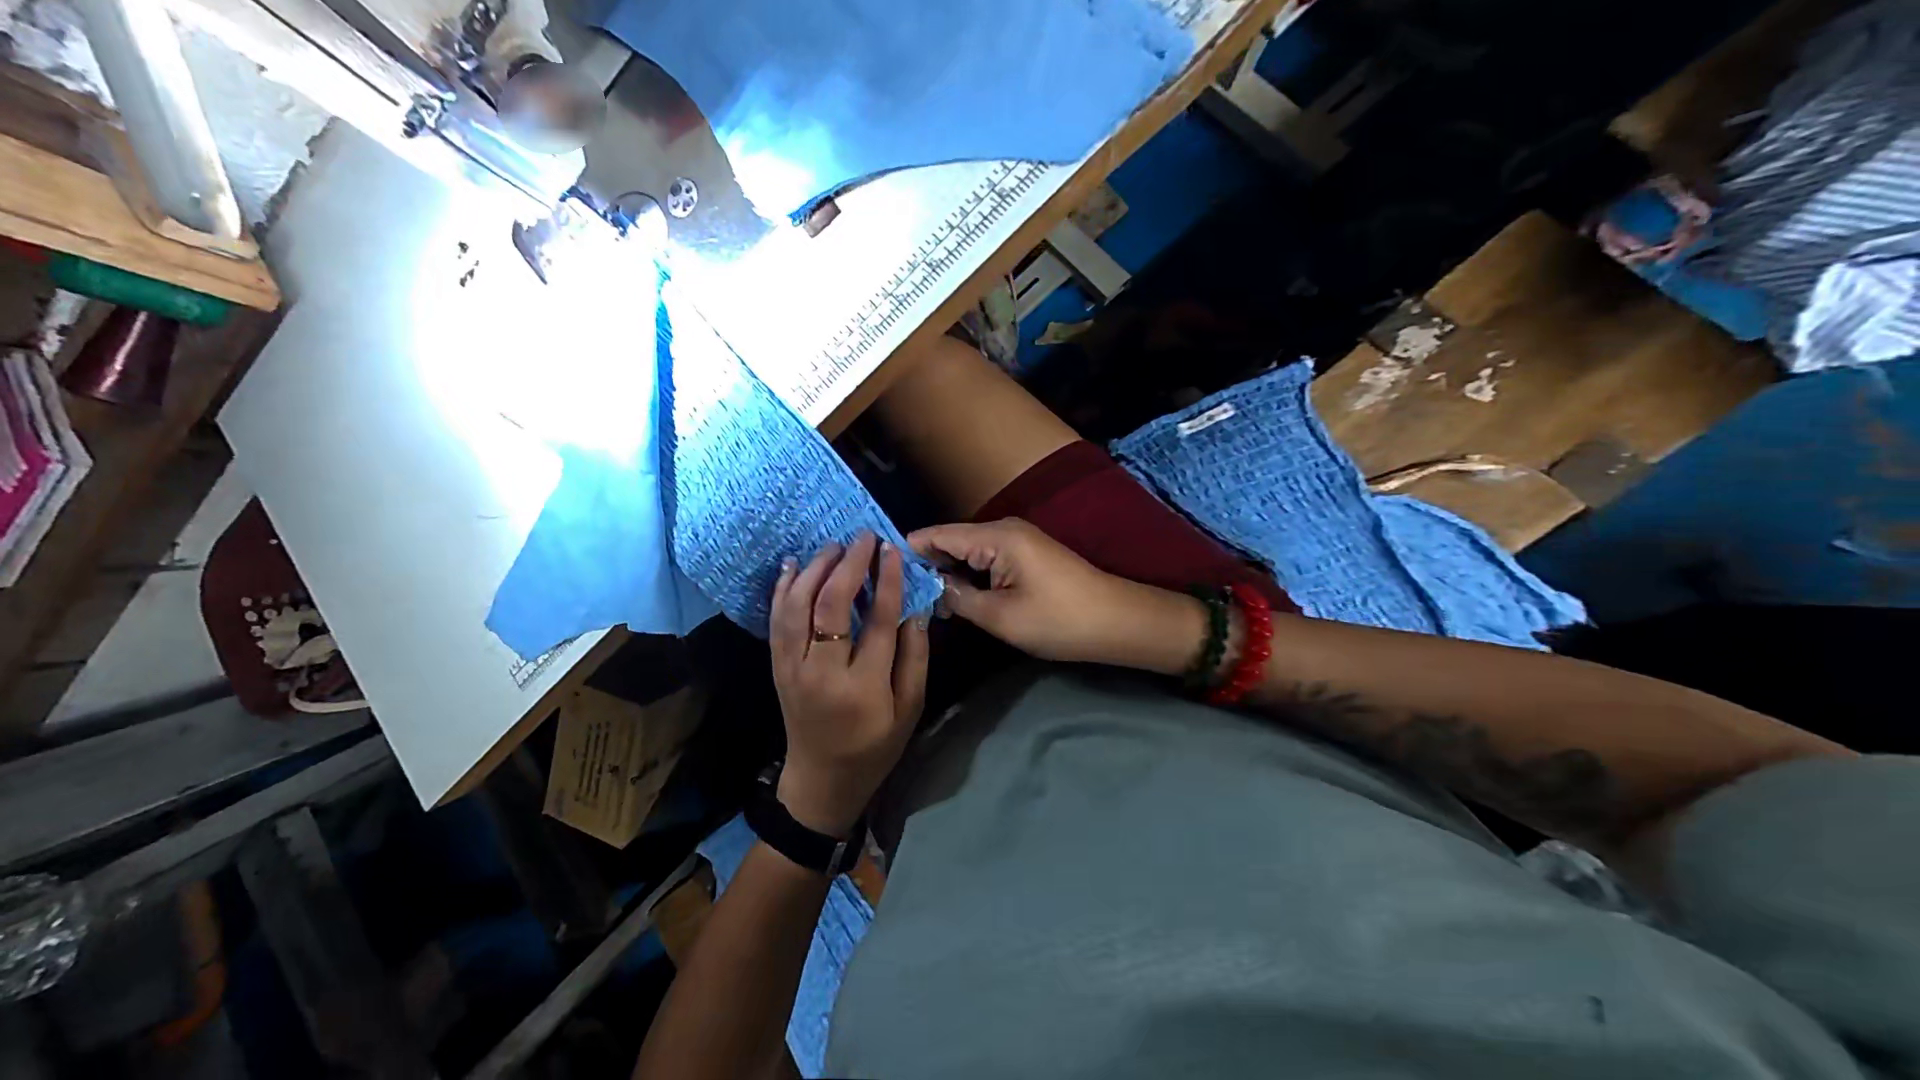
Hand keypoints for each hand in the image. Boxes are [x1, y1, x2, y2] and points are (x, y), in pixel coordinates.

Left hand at [769, 532, 929, 836]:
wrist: (822, 779)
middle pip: (831, 605)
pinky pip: (776, 620)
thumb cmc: (874, 746)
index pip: (877, 620)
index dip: (886, 580)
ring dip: (814, 569)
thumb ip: (915, 657)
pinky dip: (783, 589)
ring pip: (796, 606)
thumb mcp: (910, 708)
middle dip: (848, 564)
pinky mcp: (777, 666)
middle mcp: (822, 672)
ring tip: (833, 546)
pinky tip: (794, 565)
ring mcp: (793, 667)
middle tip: (863, 538)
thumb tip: (914, 607)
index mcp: (863, 686)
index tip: (892, 550)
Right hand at [908, 518, 1209, 675]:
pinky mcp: (1026, 557)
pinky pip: (985, 561)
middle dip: (922, 564)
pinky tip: (949, 597)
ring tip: (910, 595)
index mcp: (996, 537)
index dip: (906, 549)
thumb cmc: (1059, 620)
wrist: (1118, 622)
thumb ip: (958, 598)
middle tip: (887, 588)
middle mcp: (1003, 530)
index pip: (937, 535)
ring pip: (966, 553)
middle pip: (950, 541)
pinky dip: (966, 576)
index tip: (874, 565)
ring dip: (944, 573)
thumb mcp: (1000, 616)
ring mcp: (1017, 542)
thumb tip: (929, 589)